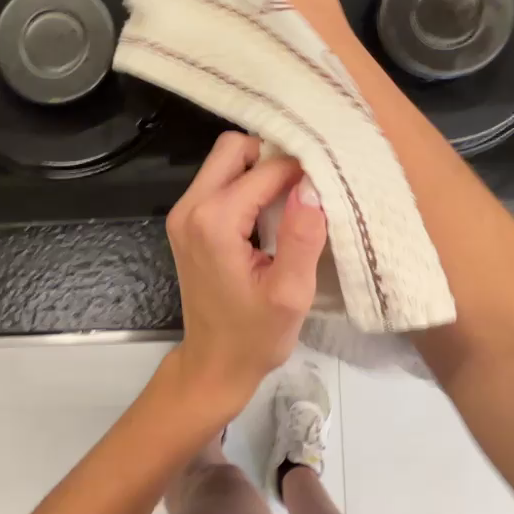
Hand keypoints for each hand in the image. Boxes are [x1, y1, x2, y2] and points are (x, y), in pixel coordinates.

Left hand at [164, 132, 328, 415]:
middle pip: (233, 149)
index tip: (330, 181)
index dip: (301, 170)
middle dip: (273, 157)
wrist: (214, 364)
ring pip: (225, 162)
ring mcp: (184, 214)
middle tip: (308, 184)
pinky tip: (273, 212)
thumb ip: (301, 237)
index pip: (265, 169)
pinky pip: (218, 183)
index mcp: (213, 221)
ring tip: (295, 199)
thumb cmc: (253, 336)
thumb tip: (313, 186)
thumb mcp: (290, 294)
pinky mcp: (188, 224)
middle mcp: (190, 208)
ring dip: (260, 171)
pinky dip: (247, 186)